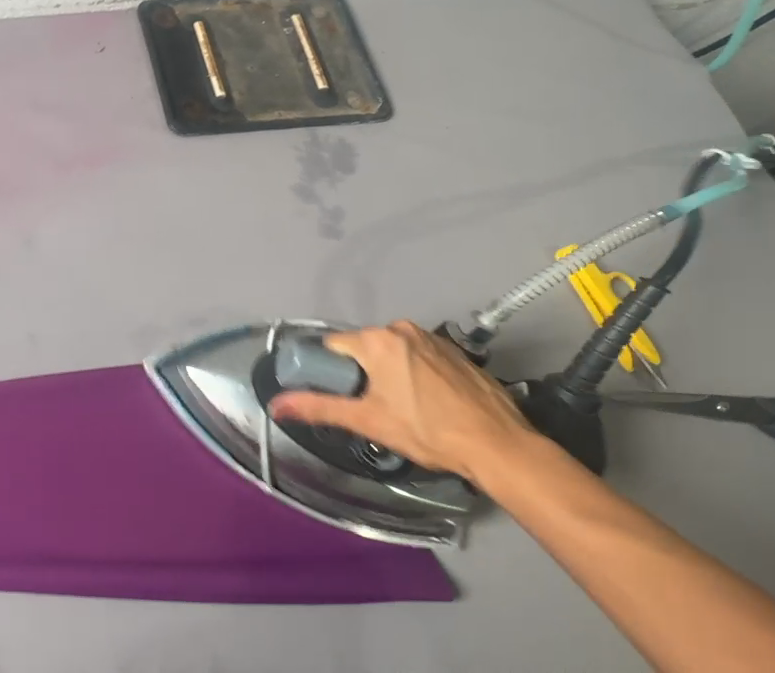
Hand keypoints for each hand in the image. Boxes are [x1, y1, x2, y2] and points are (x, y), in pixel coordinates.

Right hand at [268, 321, 539, 481]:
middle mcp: (402, 329)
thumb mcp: (368, 421)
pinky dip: (416, 373)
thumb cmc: (427, 431)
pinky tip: (428, 401)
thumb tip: (276, 405)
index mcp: (377, 340)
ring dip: (389, 373)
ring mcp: (433, 338)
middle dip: (362, 374)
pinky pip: (420, 356)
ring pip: (393, 352)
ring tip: (403, 407)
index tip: (341, 396)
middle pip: (364, 348)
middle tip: (372, 406)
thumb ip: (319, 408)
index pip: (334, 347)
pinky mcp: (457, 351)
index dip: (331, 372)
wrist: (499, 446)